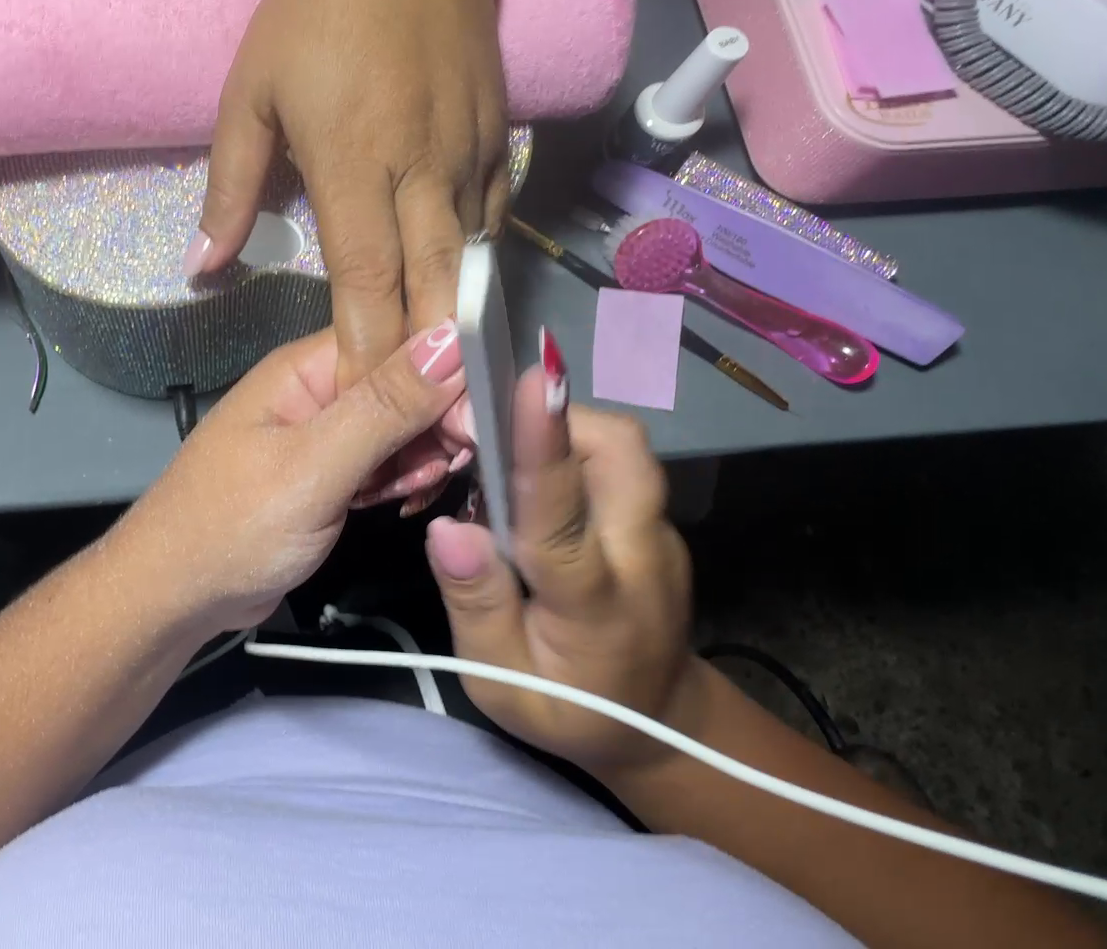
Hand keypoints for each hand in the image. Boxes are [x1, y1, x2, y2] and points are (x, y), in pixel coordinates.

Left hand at [114, 322, 468, 634]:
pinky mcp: (329, 475)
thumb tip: (455, 336)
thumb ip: (385, 407)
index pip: (399, 338)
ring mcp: (323, 435)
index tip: (473, 422)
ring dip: (416, 460)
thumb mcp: (313, 467)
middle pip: (407, 385)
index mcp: (306, 367)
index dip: (446, 372)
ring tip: (400, 495)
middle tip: (436, 470)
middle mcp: (317, 391)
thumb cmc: (233, 527)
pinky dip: (397, 482)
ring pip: (401, 429)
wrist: (178, 596)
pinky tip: (394, 505)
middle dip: (433, 426)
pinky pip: (383, 463)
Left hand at [196, 0, 521, 388]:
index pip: (364, 277)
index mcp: (355, 163)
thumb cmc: (316, 15)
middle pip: (432, 284)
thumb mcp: (250, 94)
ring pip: (471, 262)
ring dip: (460, 325)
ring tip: (451, 384)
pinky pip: (493, 223)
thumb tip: (202, 267)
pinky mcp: (501, 142)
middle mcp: (422, 171)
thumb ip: (230, 189)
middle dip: (428, 357)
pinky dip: (479, 270)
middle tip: (425, 420)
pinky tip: (466, 303)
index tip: (367, 405)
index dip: (369, 348)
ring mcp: (470, 157)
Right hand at [425, 332, 703, 773]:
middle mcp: (640, 555)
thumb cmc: (564, 707)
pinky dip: (569, 446)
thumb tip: (447, 529)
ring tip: (498, 448)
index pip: (565, 518)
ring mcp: (657, 532)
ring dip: (562, 426)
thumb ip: (476, 606)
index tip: (528, 384)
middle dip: (558, 417)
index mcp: (595, 607)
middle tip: (487, 425)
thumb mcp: (500, 682)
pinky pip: (616, 462)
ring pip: (623, 448)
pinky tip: (526, 476)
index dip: (543, 449)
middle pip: (621, 454)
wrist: (659, 722)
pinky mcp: (654, 520)